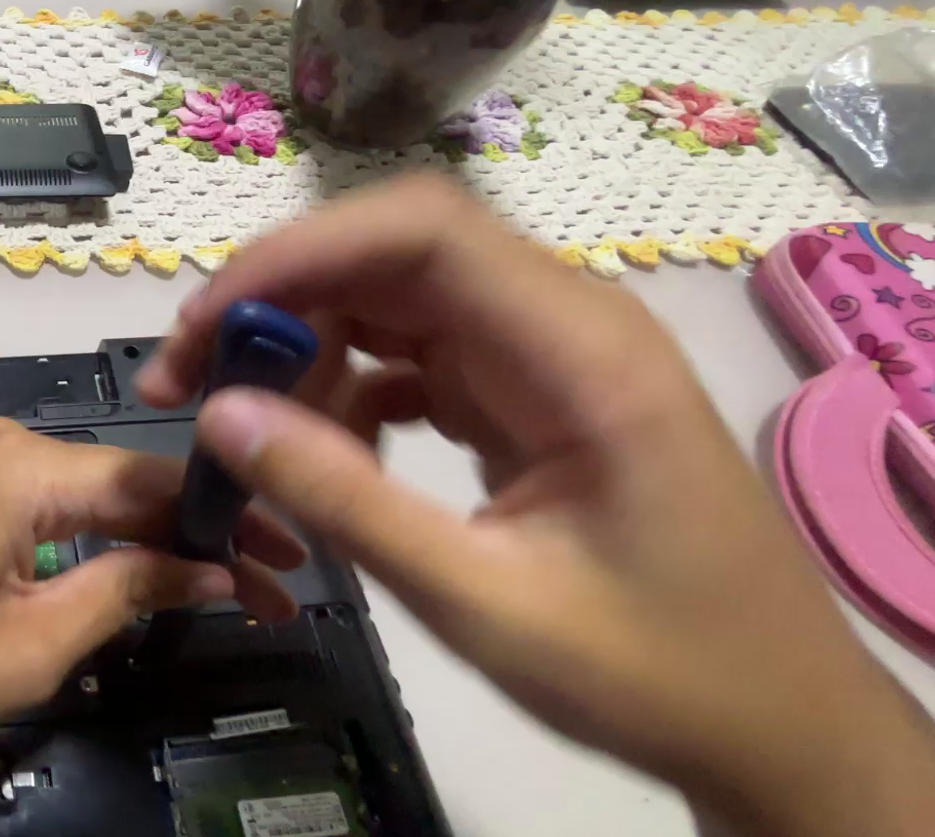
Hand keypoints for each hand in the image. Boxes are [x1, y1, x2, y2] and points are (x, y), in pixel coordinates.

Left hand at [0, 418, 306, 836]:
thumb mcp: (32, 646)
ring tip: (226, 583)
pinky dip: (102, 541)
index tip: (288, 561)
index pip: (149, 483)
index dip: (223, 524)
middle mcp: (6, 443)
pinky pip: (53, 505)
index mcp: (21, 468)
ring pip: (93, 495)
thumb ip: (126, 592)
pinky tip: (148, 571)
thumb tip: (216, 572)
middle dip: (196, 535)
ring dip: (154, 540)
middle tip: (272, 584)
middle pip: (124, 484)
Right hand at [139, 174, 934, 836]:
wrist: (773, 727)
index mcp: (579, 353)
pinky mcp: (506, 385)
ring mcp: (528, 351)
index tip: (207, 320)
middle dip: (274, 297)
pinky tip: (311, 443)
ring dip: (293, 341)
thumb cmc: (655, 671)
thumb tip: (217, 417)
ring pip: (379, 296)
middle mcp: (554, 322)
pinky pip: (393, 351)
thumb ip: (345, 503)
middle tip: (188, 370)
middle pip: (386, 253)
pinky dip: (332, 383)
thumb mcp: (482, 603)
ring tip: (234, 412)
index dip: (300, 252)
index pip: (423, 234)